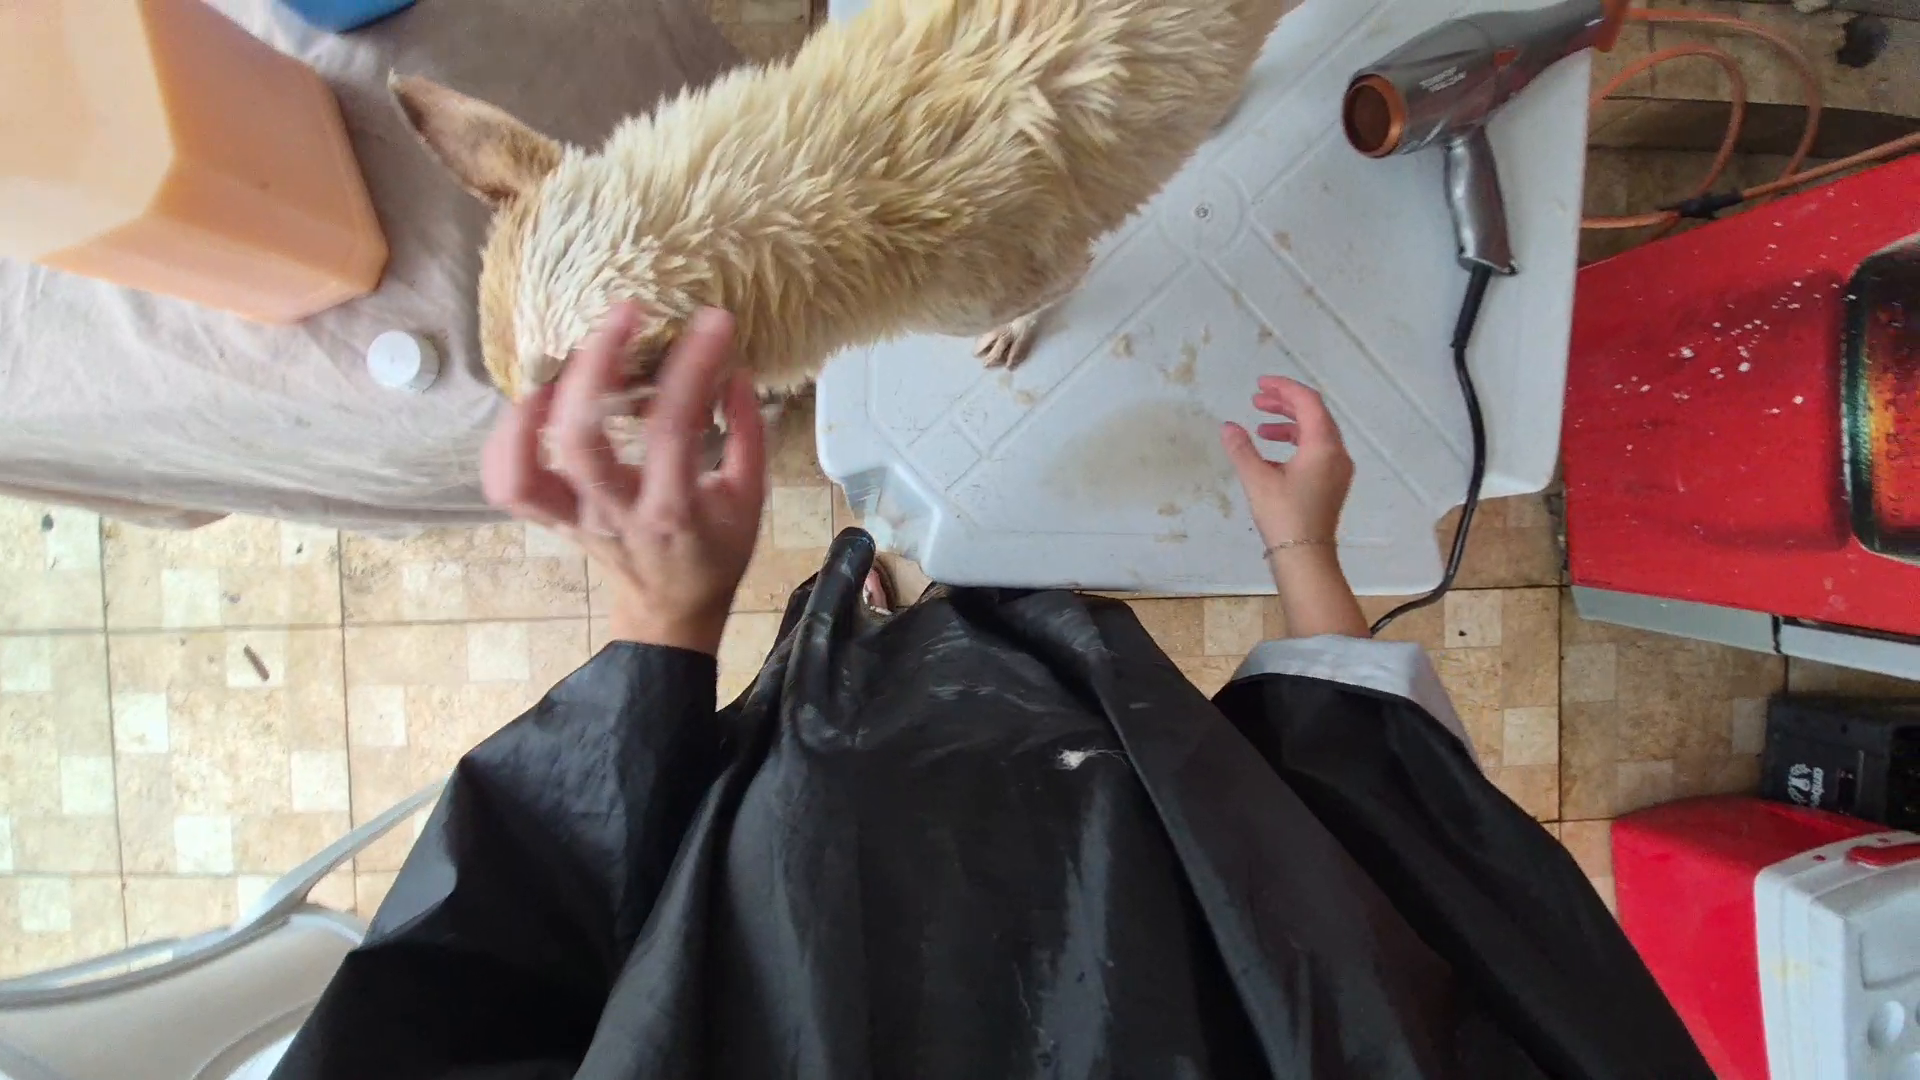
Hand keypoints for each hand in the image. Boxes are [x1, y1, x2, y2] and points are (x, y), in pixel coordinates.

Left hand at [481, 303, 766, 654]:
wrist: (672, 612)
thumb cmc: (716, 554)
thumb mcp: (751, 499)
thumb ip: (747, 436)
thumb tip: (733, 373)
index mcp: (674, 511)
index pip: (674, 430)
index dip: (693, 368)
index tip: (713, 322)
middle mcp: (615, 515)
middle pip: (580, 439)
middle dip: (596, 365)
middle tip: (626, 315)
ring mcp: (574, 519)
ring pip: (525, 467)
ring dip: (535, 403)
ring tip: (563, 358)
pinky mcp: (553, 518)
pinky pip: (509, 484)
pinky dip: (507, 439)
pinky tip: (534, 403)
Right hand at [1221, 376, 1366, 637]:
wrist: (1305, 556)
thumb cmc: (1283, 514)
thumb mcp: (1257, 479)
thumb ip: (1242, 449)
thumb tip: (1228, 426)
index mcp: (1323, 446)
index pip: (1308, 403)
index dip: (1284, 388)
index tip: (1260, 384)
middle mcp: (1337, 453)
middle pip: (1314, 415)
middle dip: (1285, 404)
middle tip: (1256, 400)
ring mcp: (1337, 470)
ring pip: (1315, 434)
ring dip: (1288, 425)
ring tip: (1260, 428)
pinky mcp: (1331, 484)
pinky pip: (1315, 451)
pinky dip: (1294, 444)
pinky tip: (1271, 454)